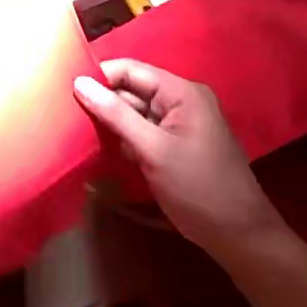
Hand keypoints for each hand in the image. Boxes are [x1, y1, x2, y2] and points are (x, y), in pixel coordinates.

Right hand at [73, 59, 286, 257]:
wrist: (239, 236)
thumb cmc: (198, 188)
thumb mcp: (152, 149)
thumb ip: (115, 114)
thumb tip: (79, 83)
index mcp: (182, 93)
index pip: (131, 70)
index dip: (99, 77)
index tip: (68, 92)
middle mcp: (181, 100)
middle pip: (131, 89)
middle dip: (103, 101)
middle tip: (70, 116)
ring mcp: (178, 122)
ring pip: (133, 111)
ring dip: (111, 122)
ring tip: (82, 132)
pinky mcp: (174, 143)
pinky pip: (141, 129)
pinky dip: (124, 137)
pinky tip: (106, 149)